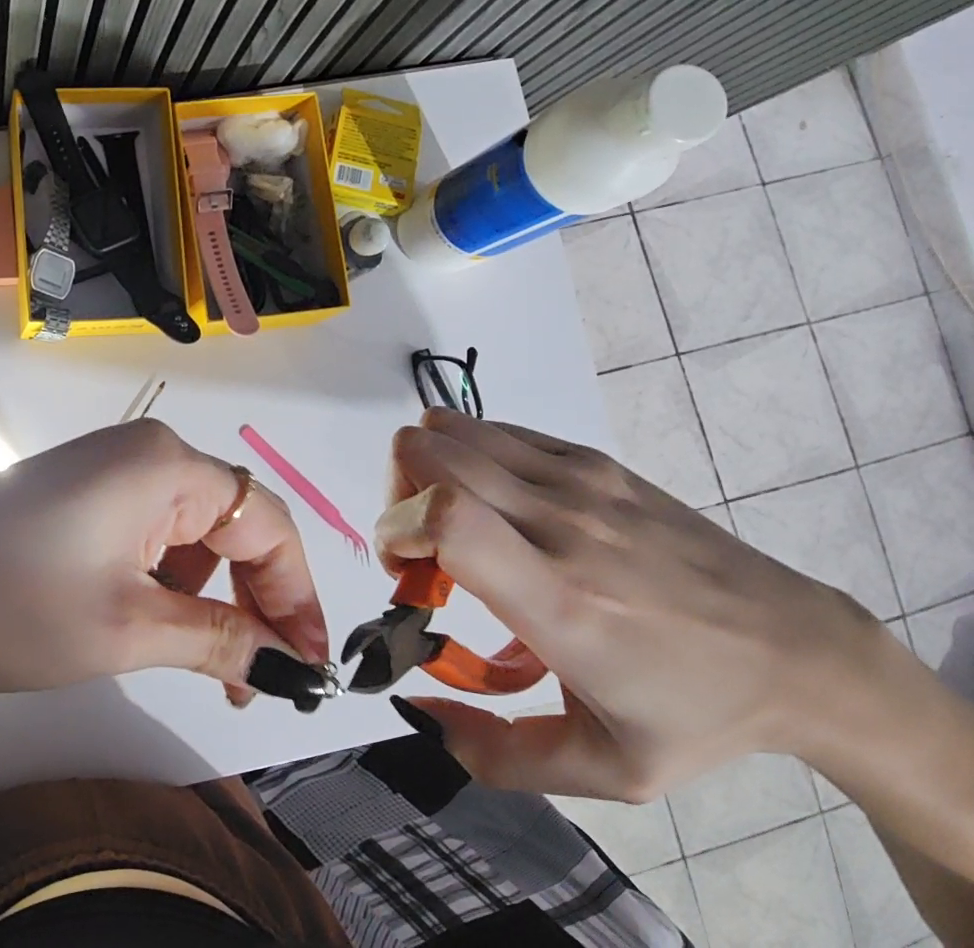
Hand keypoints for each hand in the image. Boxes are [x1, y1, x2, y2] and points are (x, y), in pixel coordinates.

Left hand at [0, 419, 329, 699]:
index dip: (298, 596)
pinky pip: (145, 537)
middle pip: (230, 526)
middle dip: (252, 602)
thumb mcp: (126, 629)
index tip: (311, 666)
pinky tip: (157, 631)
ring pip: (187, 537)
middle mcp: (141, 454)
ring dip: (207, 600)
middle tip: (260, 677)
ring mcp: (102, 472)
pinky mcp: (74, 496)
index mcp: (165, 466)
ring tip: (206, 668)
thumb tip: (290, 664)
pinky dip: (163, 586)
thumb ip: (220, 641)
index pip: (266, 524)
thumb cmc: (10, 603)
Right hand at [375, 408, 889, 800]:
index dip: (396, 531)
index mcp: (561, 601)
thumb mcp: (601, 768)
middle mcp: (563, 525)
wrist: (803, 653)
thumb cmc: (695, 714)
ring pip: (450, 431)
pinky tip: (498, 511)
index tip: (406, 575)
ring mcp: (582, 482)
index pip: (445, 517)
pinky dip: (466, 459)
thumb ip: (491, 753)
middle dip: (399, 500)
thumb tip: (412, 708)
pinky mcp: (596, 463)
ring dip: (428, 477)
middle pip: (431, 454)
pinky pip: (491, 431)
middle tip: (426, 555)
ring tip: (457, 529)